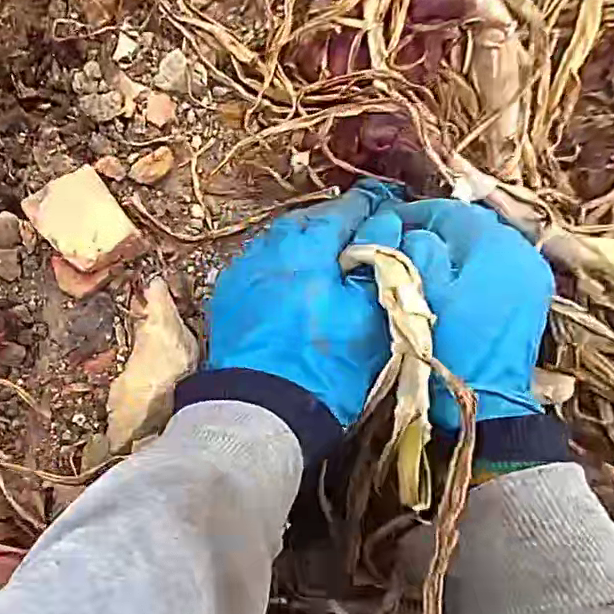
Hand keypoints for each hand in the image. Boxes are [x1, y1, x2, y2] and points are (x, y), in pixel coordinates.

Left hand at [207, 182, 404, 424]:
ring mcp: (242, 273)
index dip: (370, 205)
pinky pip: (259, 270)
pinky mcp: (226, 299)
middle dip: (334, 223)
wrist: (260, 411)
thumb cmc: (324, 368)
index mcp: (307, 246)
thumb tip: (387, 226)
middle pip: (307, 221)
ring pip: (279, 244)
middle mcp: (268, 249)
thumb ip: (380, 265)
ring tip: (325, 260)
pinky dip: (279, 270)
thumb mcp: (368, 318)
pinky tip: (291, 286)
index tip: (386, 202)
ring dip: (304, 246)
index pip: (345, 210)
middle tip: (357, 232)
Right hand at [390, 197, 553, 427]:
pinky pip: (495, 268)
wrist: (487, 403)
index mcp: (498, 248)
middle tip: (400, 242)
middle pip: (472, 227)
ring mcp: (531, 278)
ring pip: (483, 247)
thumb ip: (417, 251)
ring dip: (452, 250)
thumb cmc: (450, 348)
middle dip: (435, 230)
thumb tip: (412, 232)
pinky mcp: (529, 300)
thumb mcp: (423, 295)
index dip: (416, 213)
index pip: (452, 212)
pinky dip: (469, 268)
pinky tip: (447, 284)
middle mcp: (523, 254)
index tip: (388, 222)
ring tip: (420, 263)